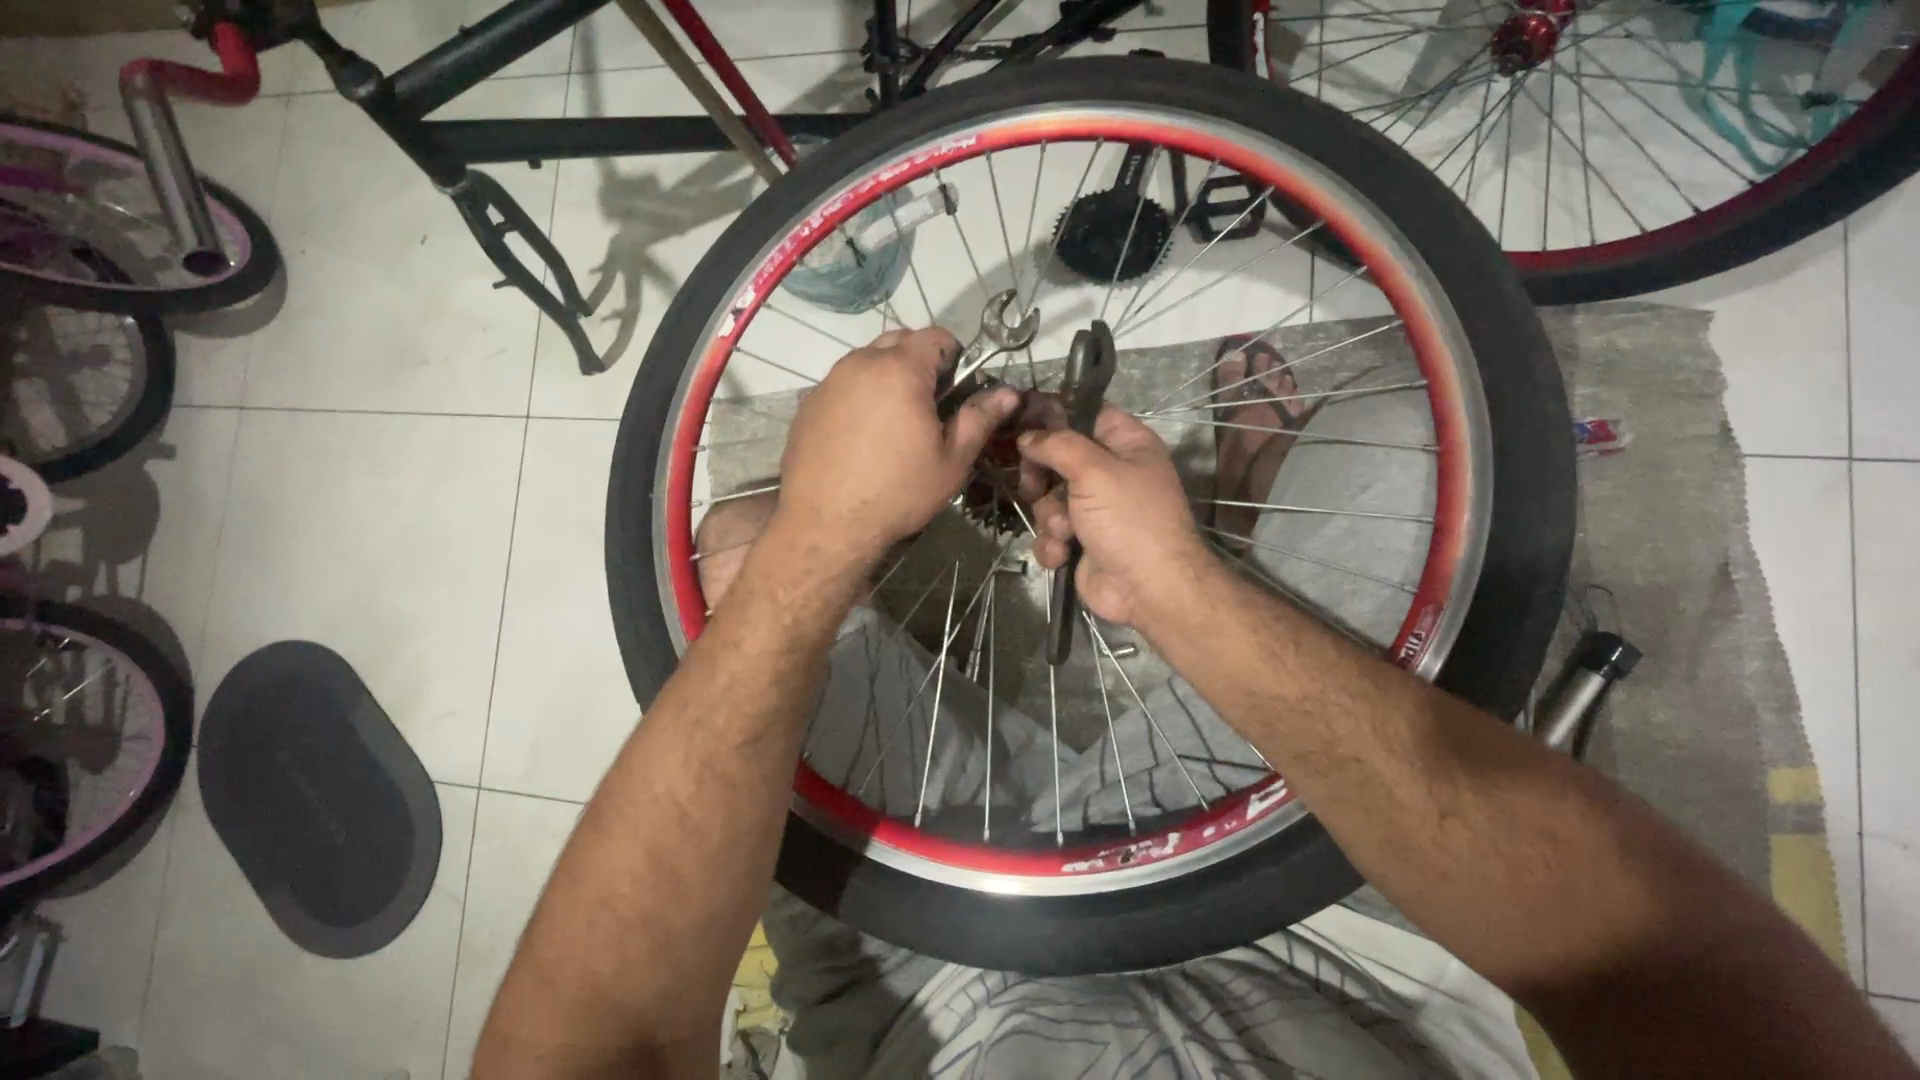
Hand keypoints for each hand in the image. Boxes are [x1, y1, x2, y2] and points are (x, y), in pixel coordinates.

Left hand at [776, 327, 1019, 568]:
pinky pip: (842, 386)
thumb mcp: (951, 461)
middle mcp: (860, 364)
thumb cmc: (897, 493)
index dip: (954, 357)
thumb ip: (980, 419)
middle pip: (898, 342)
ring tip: (895, 424)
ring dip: (887, 378)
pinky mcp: (808, 405)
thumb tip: (1009, 393)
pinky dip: (859, 398)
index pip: (935, 336)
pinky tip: (862, 439)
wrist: (825, 524)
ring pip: (867, 362)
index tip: (958, 391)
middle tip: (930, 406)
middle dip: (919, 362)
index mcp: (900, 370)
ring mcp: (829, 382)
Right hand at [1018, 405, 1217, 628]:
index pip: (1087, 415)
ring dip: (1051, 517)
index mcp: (1128, 445)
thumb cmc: (1129, 519)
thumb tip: (1027, 436)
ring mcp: (1096, 510)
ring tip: (1066, 532)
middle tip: (1034, 486)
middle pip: (1059, 460)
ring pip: (1050, 500)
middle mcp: (1112, 473)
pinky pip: (1051, 533)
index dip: (1056, 418)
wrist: (1148, 588)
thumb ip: (1057, 445)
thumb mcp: (1095, 470)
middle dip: (1043, 478)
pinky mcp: (1081, 542)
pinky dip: (1053, 544)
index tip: (1024, 424)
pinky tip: (1064, 554)